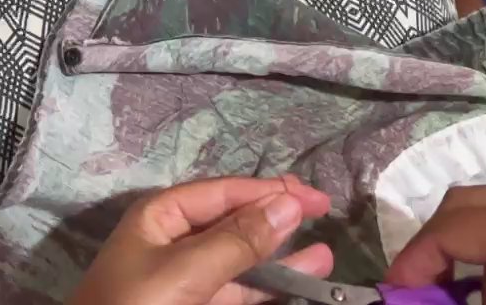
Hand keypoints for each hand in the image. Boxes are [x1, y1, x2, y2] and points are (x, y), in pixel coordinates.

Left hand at [68, 175, 334, 304]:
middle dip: (276, 217)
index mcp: (161, 217)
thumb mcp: (184, 272)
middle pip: (234, 222)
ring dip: (281, 260)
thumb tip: (287, 204)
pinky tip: (296, 288)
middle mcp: (174, 242)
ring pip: (242, 263)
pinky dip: (267, 291)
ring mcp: (185, 281)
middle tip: (322, 211)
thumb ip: (236, 241)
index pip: (223, 193)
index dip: (268, 191)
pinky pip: (238, 295)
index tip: (314, 196)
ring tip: (324, 257)